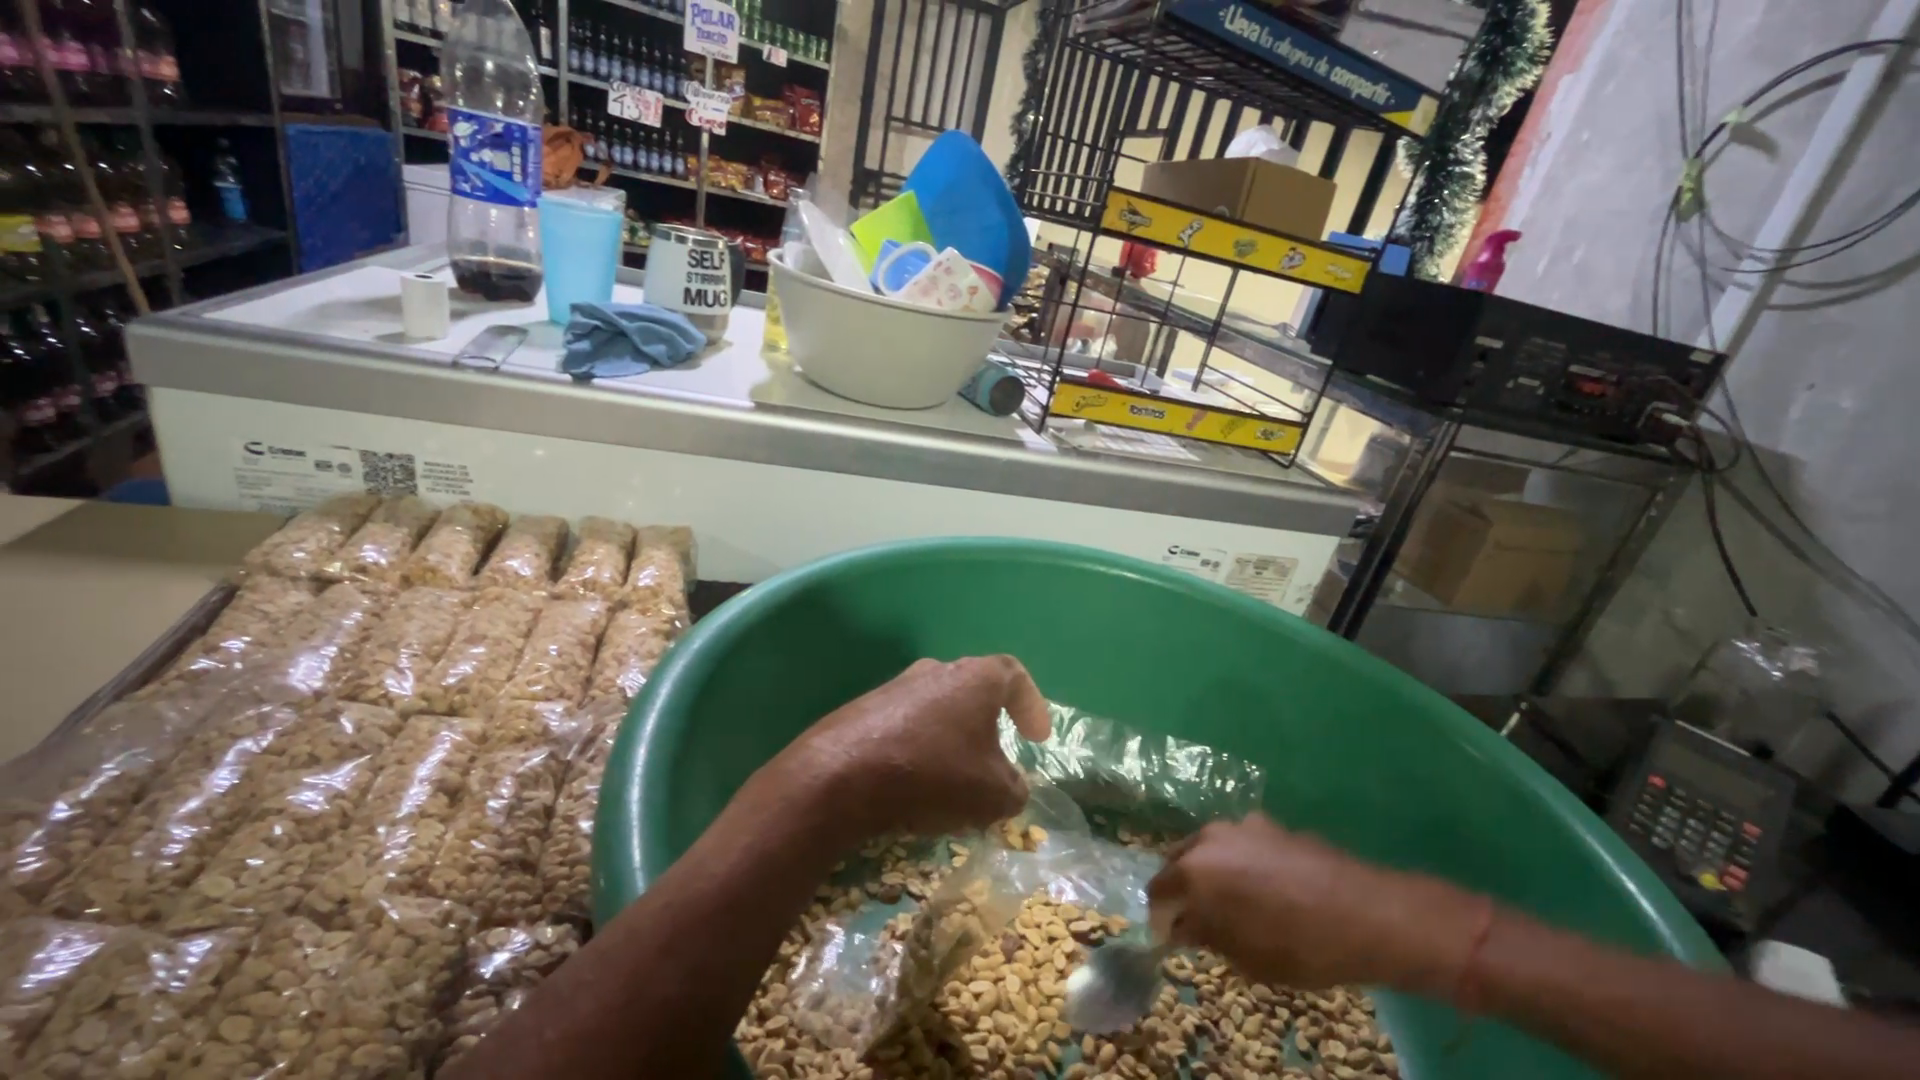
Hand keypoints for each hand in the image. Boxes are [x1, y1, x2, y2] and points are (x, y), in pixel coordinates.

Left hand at [773, 656, 1052, 842]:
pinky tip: (915, 785)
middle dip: (990, 725)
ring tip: (956, 780)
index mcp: (974, 678)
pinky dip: (919, 750)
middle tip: (997, 760)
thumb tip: (1012, 786)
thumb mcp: (993, 795)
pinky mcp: (863, 711)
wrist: (839, 778)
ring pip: (937, 709)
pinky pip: (905, 727)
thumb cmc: (932, 775)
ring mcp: (894, 688)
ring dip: (952, 740)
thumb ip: (1016, 788)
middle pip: (973, 691)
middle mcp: (935, 671)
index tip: (1037, 738)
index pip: (1014, 677)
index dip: (1032, 706)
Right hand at [1148, 815, 1485, 995]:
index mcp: (1194, 869)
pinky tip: (1267, 889)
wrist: (1370, 915)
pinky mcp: (1276, 826)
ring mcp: (1246, 826)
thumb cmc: (1299, 946)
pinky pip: (1245, 845)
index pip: (1158, 890)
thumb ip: (1205, 935)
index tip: (1172, 936)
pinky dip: (1243, 863)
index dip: (1162, 916)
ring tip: (1234, 902)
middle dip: (1184, 887)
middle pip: (1181, 859)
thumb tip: (1183, 925)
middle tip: (1198, 917)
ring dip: (1213, 871)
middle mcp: (1212, 837)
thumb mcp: (1244, 957)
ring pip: (1214, 848)